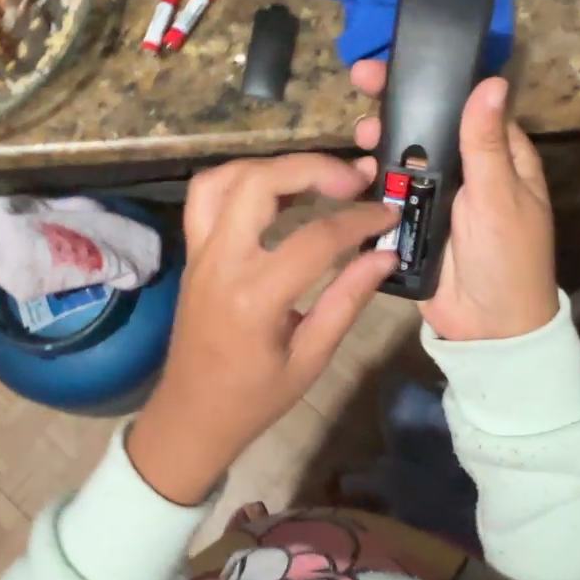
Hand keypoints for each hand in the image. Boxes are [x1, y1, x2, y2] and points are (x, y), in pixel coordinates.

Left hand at [126, 154, 397, 504]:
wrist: (191, 414)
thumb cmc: (254, 398)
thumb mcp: (310, 358)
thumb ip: (347, 301)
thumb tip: (385, 255)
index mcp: (255, 299)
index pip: (314, 238)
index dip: (359, 220)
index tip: (388, 214)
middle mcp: (221, 264)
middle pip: (258, 184)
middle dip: (312, 168)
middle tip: (355, 178)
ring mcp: (200, 253)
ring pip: (224, 179)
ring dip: (273, 166)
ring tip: (316, 176)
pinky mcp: (193, 251)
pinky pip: (206, 196)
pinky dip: (241, 178)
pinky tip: (277, 189)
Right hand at [351, 61, 557, 341]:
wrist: (485, 328)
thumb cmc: (506, 258)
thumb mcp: (499, 197)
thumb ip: (486, 144)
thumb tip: (492, 82)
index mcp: (499, 157)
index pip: (467, 103)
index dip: (438, 79)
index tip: (404, 59)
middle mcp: (466, 170)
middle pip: (428, 125)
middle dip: (398, 103)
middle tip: (362, 78)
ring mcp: (436, 196)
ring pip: (403, 155)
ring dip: (380, 139)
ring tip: (360, 133)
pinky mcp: (409, 221)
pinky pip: (386, 191)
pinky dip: (369, 177)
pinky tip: (354, 167)